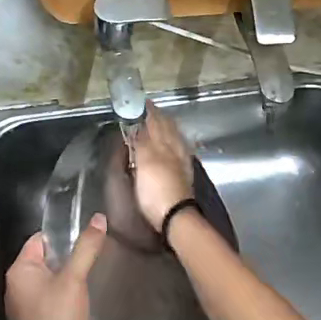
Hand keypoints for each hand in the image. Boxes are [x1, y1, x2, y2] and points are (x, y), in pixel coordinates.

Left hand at [5, 213, 105, 319]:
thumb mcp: (75, 280)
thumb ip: (86, 247)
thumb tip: (98, 217)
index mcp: (19, 272)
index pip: (40, 239)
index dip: (63, 236)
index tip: (88, 239)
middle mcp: (15, 287)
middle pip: (45, 258)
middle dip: (68, 256)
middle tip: (95, 256)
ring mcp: (24, 307)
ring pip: (50, 279)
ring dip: (69, 277)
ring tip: (92, 276)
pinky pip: (51, 298)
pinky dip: (66, 295)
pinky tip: (83, 301)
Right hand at [130, 110, 195, 229]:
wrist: (176, 217)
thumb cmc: (155, 190)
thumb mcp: (144, 162)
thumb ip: (141, 142)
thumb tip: (137, 125)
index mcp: (162, 145)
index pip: (155, 123)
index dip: (148, 112)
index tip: (142, 102)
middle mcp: (174, 150)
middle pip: (167, 129)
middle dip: (159, 118)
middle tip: (151, 109)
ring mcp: (181, 163)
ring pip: (175, 139)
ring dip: (169, 128)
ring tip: (163, 121)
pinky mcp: (183, 176)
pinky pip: (180, 150)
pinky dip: (175, 142)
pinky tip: (175, 144)